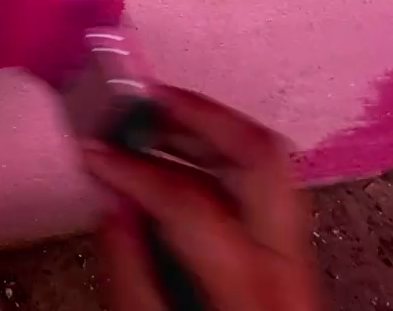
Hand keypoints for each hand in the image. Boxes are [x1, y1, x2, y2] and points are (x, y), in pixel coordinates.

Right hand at [82, 87, 321, 310]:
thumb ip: (126, 268)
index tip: (92, 150)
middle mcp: (289, 269)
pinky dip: (212, 161)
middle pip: (262, 156)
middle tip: (141, 101)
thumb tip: (110, 194)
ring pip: (265, 164)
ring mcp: (300, 263)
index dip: (134, 168)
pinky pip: (256, 188)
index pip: (192, 201)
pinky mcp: (291, 261)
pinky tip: (171, 164)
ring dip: (206, 130)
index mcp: (251, 292)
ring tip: (150, 123)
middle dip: (199, 113)